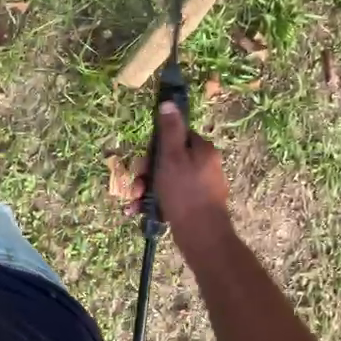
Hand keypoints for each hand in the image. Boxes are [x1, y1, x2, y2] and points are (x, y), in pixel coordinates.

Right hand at [131, 100, 229, 242]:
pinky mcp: (195, 204)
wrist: (202, 237)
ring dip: (148, 188)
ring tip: (136, 201)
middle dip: (148, 171)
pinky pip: (172, 195)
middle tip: (137, 185)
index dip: (156, 147)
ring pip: (167, 179)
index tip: (145, 161)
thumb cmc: (185, 193)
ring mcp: (201, 186)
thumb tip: (169, 103)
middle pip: (170, 158)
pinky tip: (141, 211)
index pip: (176, 136)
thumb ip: (170, 131)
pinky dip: (156, 201)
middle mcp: (205, 165)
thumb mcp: (172, 157)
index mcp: (203, 150)